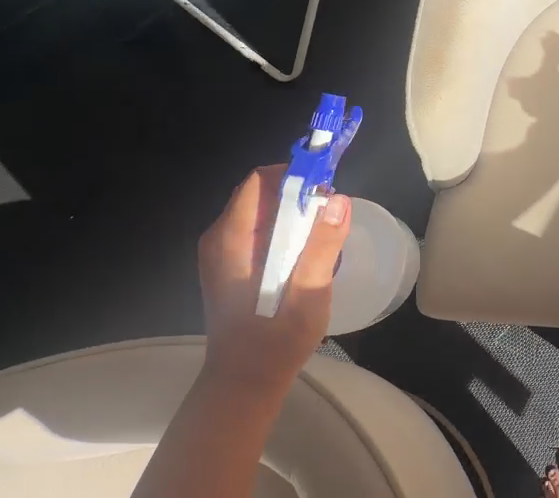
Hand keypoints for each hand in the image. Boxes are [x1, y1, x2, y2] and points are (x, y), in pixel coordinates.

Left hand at [197, 165, 352, 393]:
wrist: (244, 385)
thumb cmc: (274, 340)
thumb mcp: (307, 293)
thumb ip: (322, 245)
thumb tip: (339, 199)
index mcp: (231, 239)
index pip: (260, 180)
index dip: (295, 172)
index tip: (325, 185)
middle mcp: (220, 238)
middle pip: (262, 191)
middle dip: (298, 191)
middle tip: (329, 212)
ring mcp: (222, 253)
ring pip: (262, 210)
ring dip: (294, 211)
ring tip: (321, 234)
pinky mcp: (230, 266)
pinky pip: (259, 228)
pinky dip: (284, 228)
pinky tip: (304, 253)